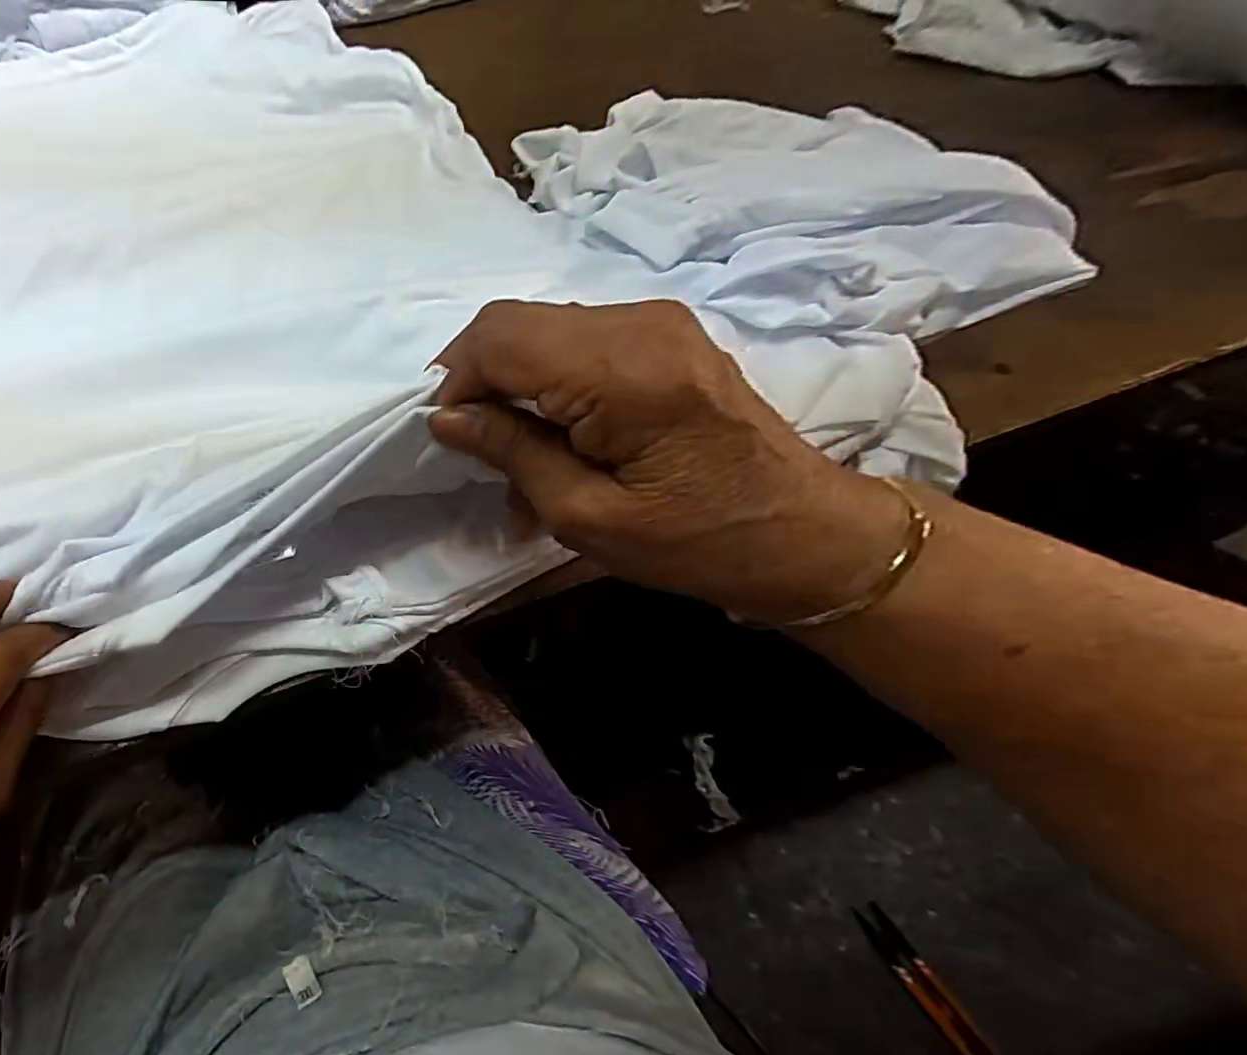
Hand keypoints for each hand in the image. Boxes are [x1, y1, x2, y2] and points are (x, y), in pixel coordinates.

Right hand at [428, 300, 907, 625]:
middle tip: (470, 443)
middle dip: (474, 378)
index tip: (446, 436)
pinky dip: (543, 379)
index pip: (500, 339)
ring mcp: (655, 320)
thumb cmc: (696, 542)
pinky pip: (573, 339)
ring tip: (512, 450)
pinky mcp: (662, 333)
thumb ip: (512, 454)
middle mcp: (639, 324)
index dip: (454, 381)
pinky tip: (551, 433)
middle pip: (513, 321)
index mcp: (625, 374)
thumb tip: (445, 418)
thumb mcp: (586, 516)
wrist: (801, 531)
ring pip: (538, 327)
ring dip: (508, 382)